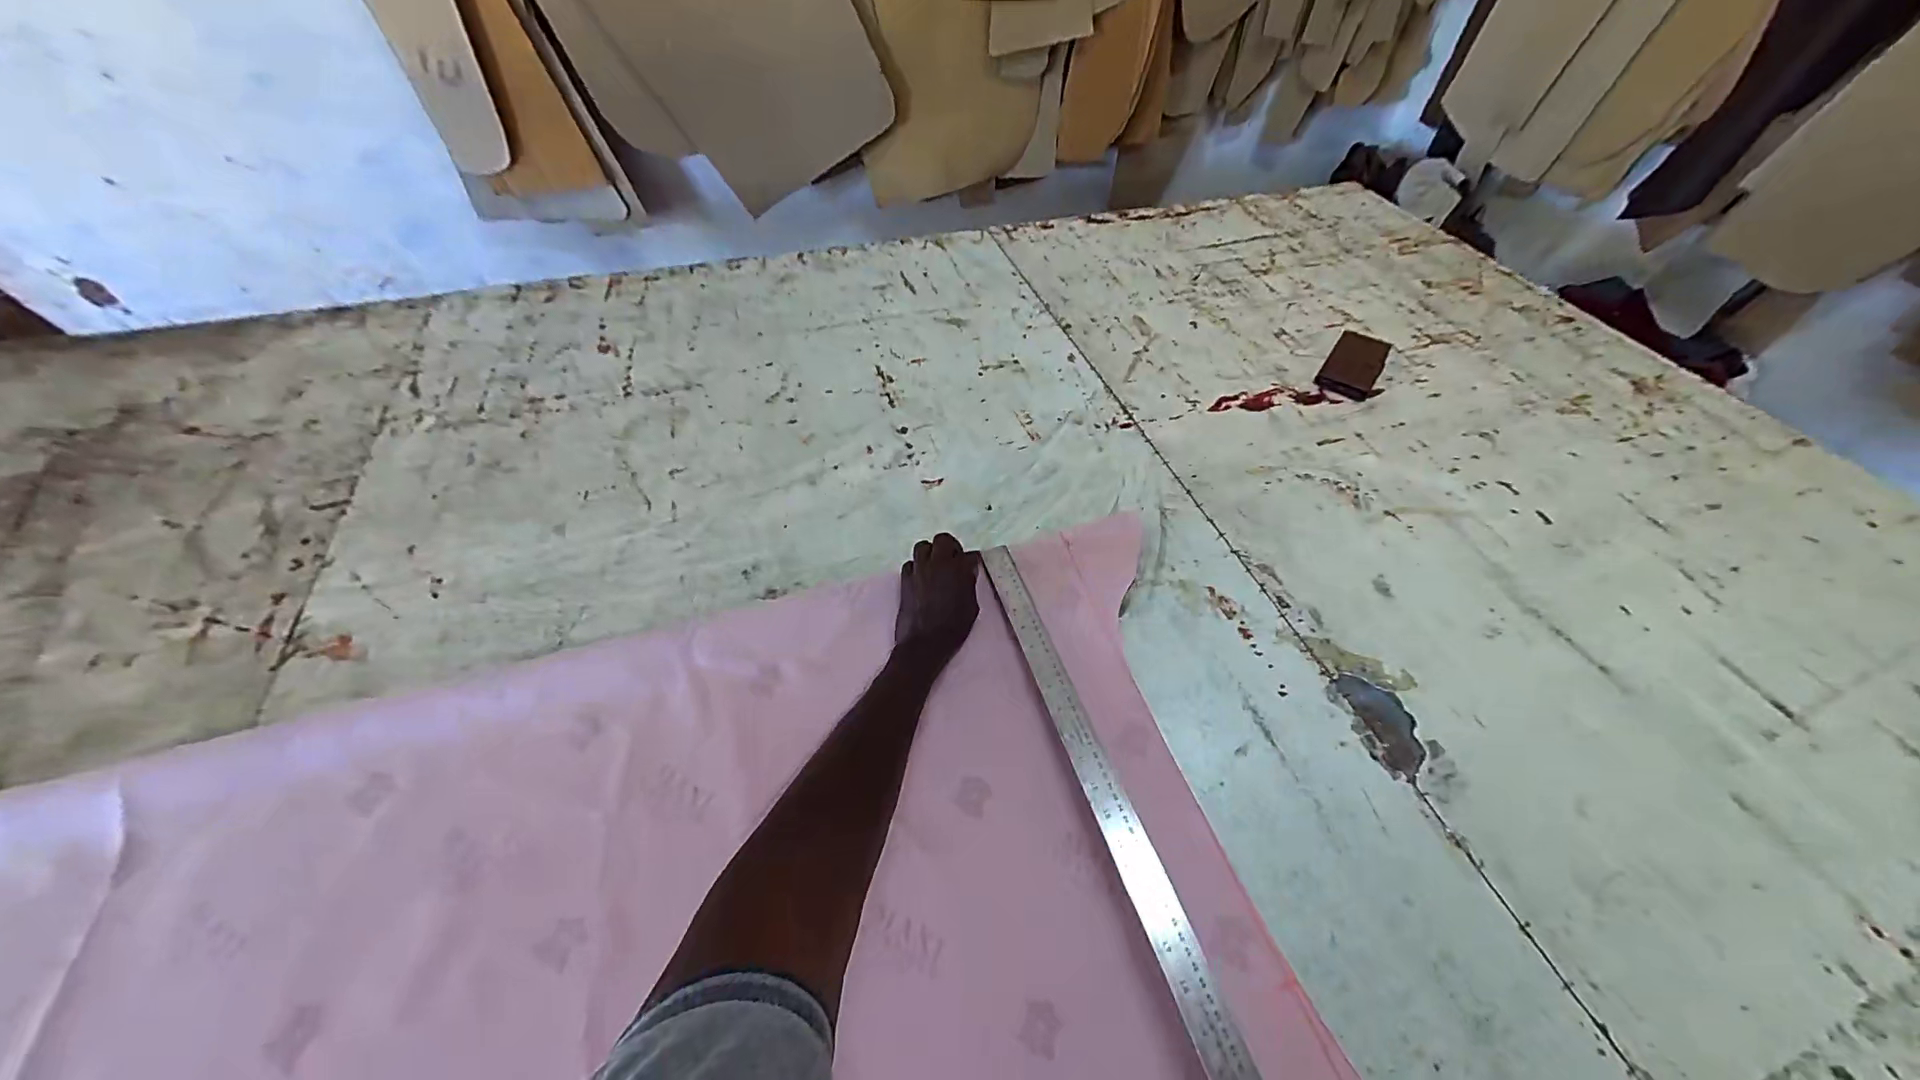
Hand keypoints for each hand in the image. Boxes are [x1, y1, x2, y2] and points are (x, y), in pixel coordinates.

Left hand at [895, 533, 979, 663]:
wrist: (925, 643)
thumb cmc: (953, 628)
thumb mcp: (971, 607)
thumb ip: (969, 584)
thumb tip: (967, 571)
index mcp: (958, 570)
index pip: (968, 554)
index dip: (970, 560)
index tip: (971, 566)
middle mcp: (937, 564)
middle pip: (942, 540)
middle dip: (950, 547)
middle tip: (953, 560)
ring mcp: (919, 570)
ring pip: (923, 547)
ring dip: (931, 553)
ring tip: (936, 566)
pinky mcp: (905, 579)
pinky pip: (910, 563)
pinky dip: (917, 567)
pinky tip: (922, 578)